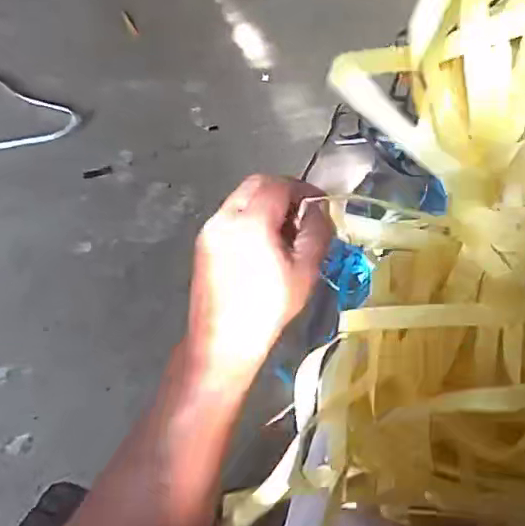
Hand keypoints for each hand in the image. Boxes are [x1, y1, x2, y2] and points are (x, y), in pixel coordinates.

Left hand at [186, 175, 333, 377]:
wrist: (223, 341)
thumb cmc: (269, 308)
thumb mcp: (305, 270)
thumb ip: (316, 232)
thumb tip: (317, 211)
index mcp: (250, 222)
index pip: (278, 184)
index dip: (303, 188)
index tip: (319, 203)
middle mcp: (224, 218)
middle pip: (256, 184)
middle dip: (284, 191)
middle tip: (304, 213)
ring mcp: (210, 230)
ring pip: (242, 198)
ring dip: (267, 203)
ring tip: (287, 232)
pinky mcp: (204, 244)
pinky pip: (231, 215)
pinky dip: (251, 217)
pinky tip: (265, 244)